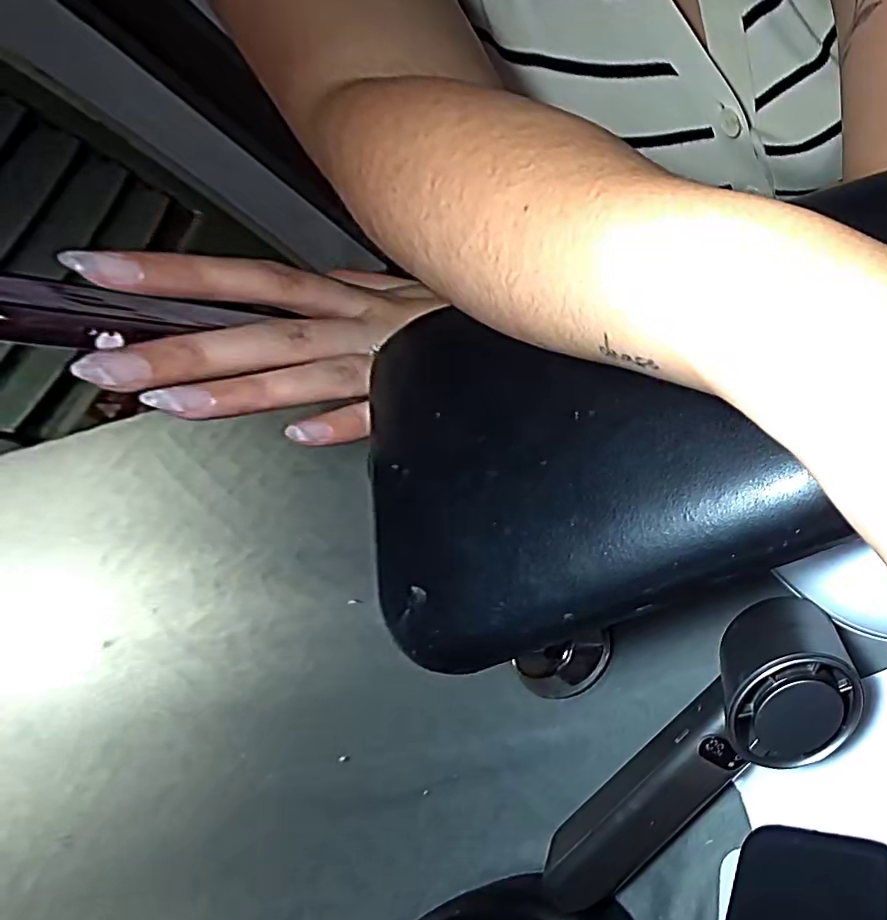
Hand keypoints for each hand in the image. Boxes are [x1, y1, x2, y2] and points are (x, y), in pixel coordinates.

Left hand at [59, 250, 444, 444]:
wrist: (539, 335)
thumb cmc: (479, 315)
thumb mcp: (427, 289)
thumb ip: (377, 288)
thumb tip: (339, 280)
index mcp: (365, 302)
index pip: (261, 279)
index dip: (182, 275)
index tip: (101, 274)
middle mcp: (371, 329)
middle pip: (268, 332)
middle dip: (185, 346)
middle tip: (109, 366)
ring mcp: (400, 365)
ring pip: (312, 374)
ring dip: (243, 389)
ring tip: (173, 404)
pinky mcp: (431, 397)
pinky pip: (385, 412)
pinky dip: (345, 422)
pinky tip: (302, 435)